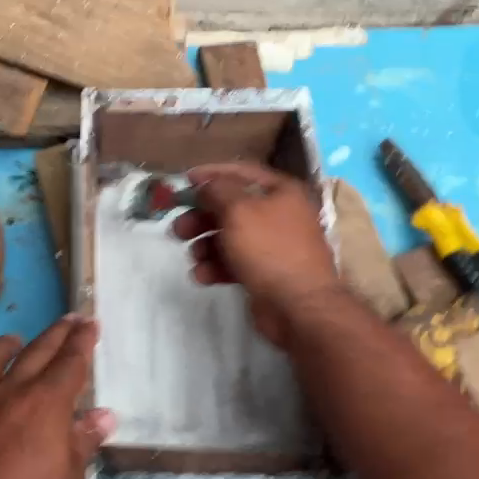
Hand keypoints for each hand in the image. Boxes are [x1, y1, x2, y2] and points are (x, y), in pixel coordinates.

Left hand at [0, 316, 114, 478]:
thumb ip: (82, 444)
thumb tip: (101, 416)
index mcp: (46, 404)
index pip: (70, 362)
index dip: (82, 342)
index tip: (90, 323)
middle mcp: (8, 393)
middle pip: (35, 353)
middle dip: (56, 334)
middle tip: (69, 320)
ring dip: (7, 346)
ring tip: (16, 340)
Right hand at [172, 161, 345, 347]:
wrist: (300, 307)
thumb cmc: (269, 249)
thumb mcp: (238, 210)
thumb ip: (216, 190)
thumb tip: (205, 184)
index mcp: (281, 191)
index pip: (241, 172)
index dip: (211, 174)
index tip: (183, 181)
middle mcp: (279, 214)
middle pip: (231, 207)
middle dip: (202, 216)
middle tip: (178, 227)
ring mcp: (273, 245)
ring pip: (230, 236)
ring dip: (205, 244)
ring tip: (193, 256)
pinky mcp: (265, 272)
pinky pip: (235, 262)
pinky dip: (216, 266)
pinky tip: (203, 275)